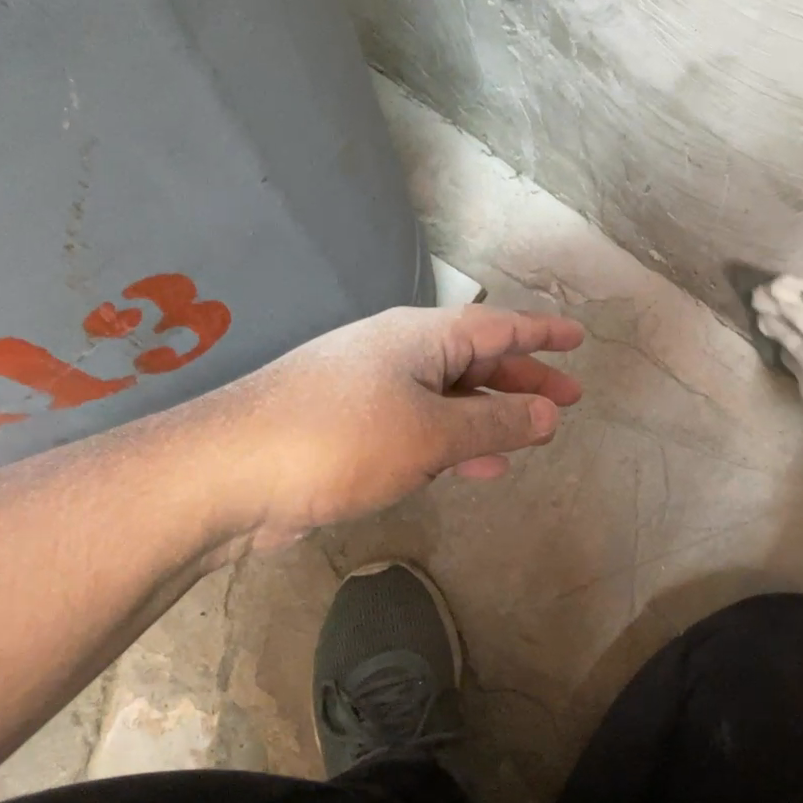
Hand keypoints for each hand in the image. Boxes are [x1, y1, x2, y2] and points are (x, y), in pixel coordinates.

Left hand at [205, 304, 584, 547]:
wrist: (223, 476)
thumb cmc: (339, 440)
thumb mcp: (431, 434)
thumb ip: (496, 424)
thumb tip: (550, 415)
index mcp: (420, 338)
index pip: (499, 327)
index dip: (543, 333)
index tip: (579, 338)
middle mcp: (398, 354)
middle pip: (478, 360)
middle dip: (526, 380)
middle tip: (570, 398)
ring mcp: (372, 391)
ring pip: (452, 397)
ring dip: (495, 415)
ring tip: (536, 434)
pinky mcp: (353, 429)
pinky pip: (424, 427)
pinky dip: (458, 443)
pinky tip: (478, 467)